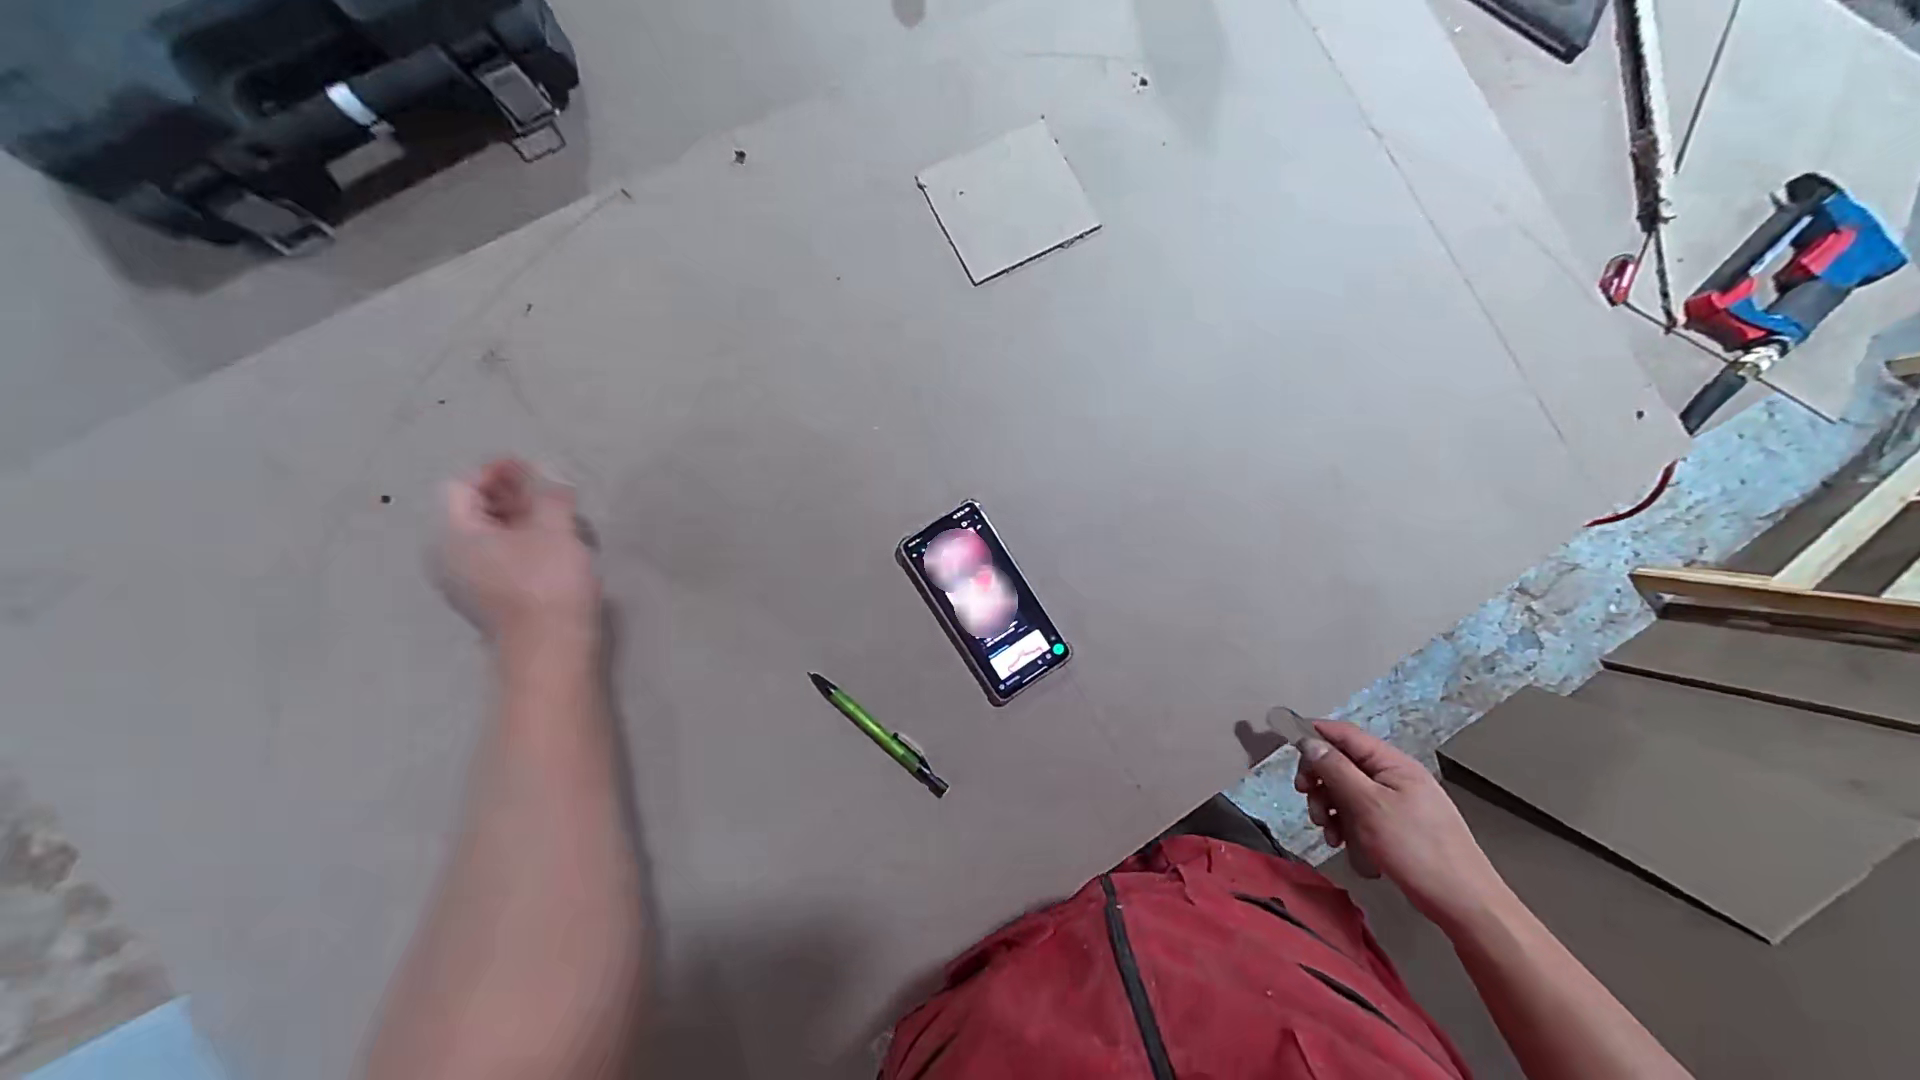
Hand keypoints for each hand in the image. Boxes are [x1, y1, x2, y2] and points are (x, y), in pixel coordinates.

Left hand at [440, 460, 599, 653]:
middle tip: (545, 490)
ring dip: (517, 520)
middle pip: (471, 510)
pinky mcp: (487, 600)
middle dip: (508, 494)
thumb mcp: (554, 529)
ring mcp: (465, 582)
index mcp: (453, 534)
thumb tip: (549, 479)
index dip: (495, 471)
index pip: (462, 486)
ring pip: (486, 536)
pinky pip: (496, 558)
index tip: (530, 467)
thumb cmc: (547, 583)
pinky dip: (519, 543)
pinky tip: (550, 547)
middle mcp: (448, 557)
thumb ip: (549, 496)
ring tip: (554, 517)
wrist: (549, 648)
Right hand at [1294, 720, 1508, 926]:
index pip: (1344, 734)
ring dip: (1331, 809)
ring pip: (1346, 792)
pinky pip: (1359, 815)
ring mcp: (1396, 802)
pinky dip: (1347, 826)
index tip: (1288, 751)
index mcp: (1393, 763)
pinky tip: (1345, 844)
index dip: (1314, 736)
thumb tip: (1309, 741)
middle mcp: (1394, 777)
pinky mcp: (1396, 826)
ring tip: (1330, 833)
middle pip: (1341, 764)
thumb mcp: (1368, 805)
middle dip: (1320, 782)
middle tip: (1309, 803)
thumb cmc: (1416, 849)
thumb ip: (1335, 769)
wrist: (1464, 903)